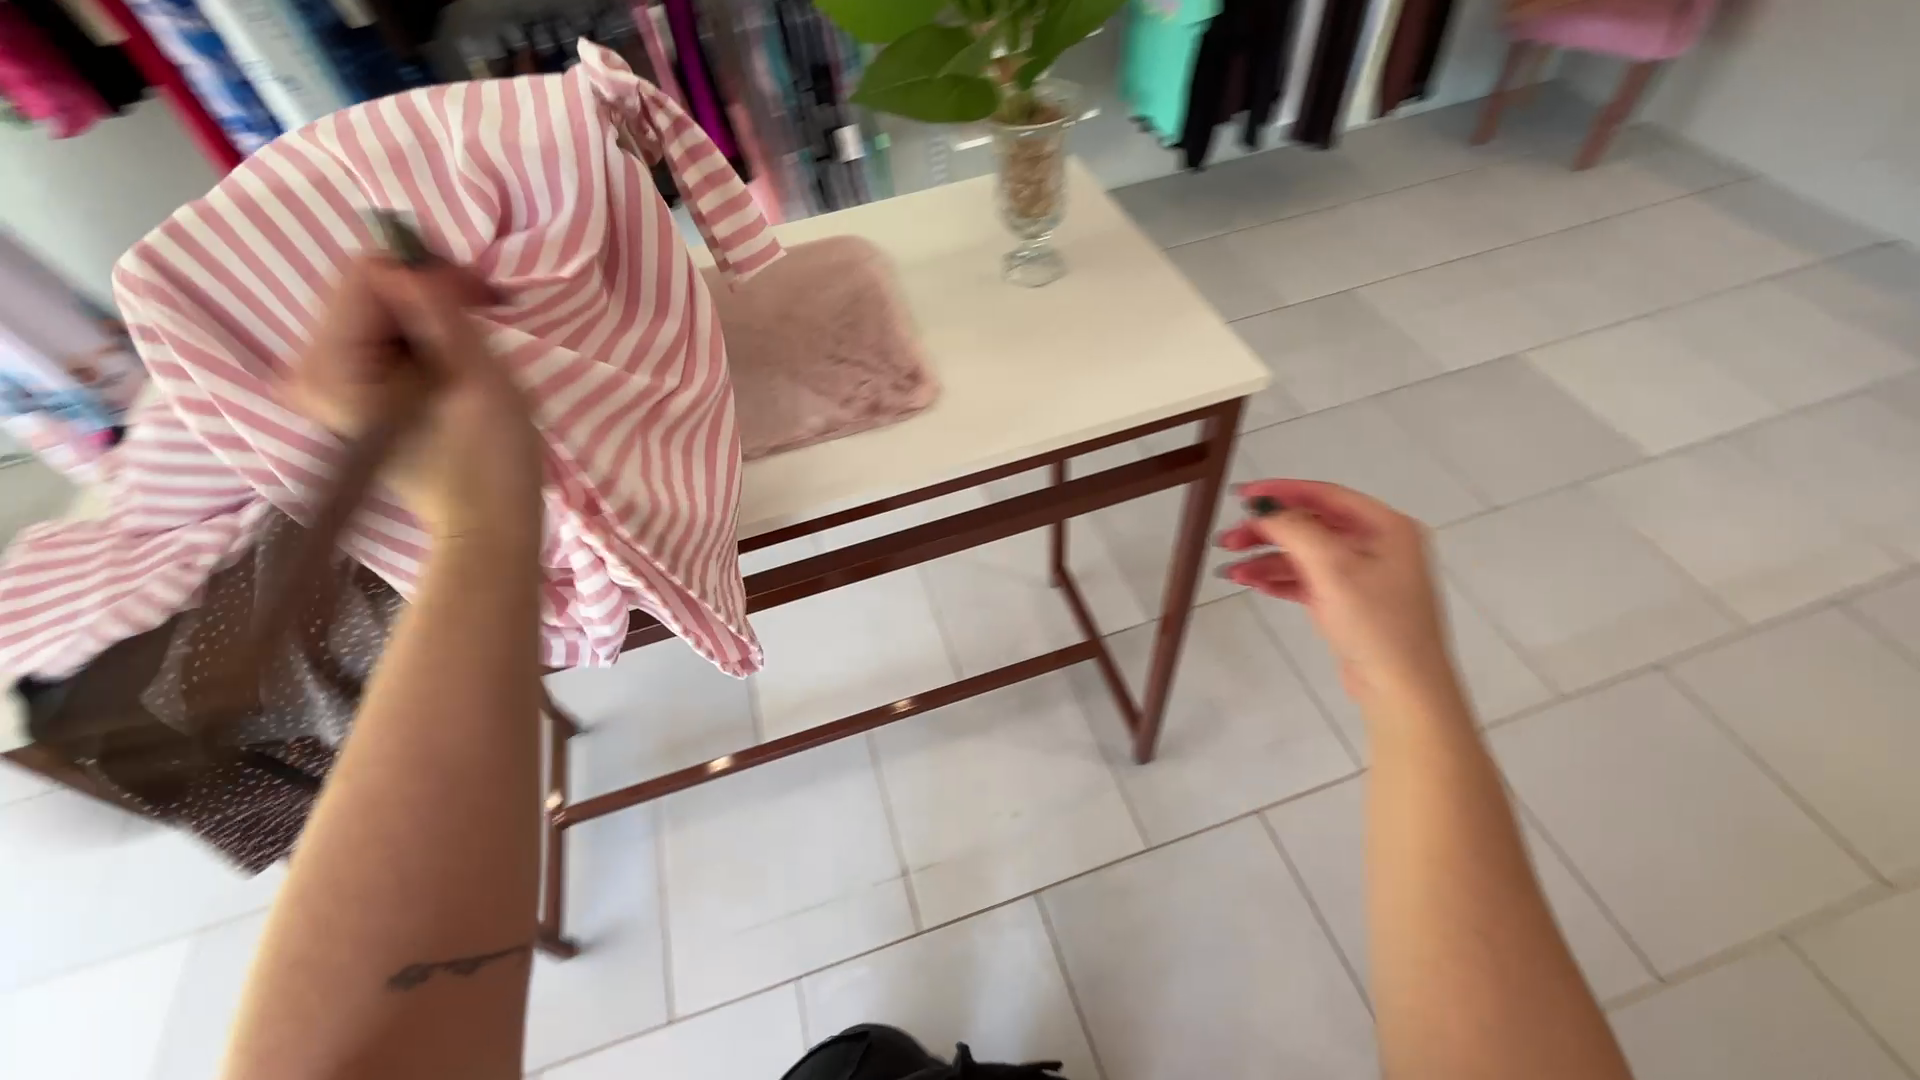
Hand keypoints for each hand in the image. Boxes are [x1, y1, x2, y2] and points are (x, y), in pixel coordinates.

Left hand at [286, 255, 541, 540]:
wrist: (489, 525)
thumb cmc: (493, 463)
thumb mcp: (480, 381)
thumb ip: (441, 318)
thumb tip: (416, 267)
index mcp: (332, 370)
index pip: (365, 277)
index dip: (429, 275)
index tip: (482, 295)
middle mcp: (309, 370)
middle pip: (363, 290)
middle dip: (427, 292)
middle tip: (485, 310)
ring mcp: (324, 382)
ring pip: (374, 309)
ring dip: (429, 313)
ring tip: (476, 338)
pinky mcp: (346, 392)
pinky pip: (378, 336)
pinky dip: (420, 335)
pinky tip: (455, 357)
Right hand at [1217, 479, 1454, 708]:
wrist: (1402, 688)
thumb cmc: (1376, 623)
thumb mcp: (1334, 569)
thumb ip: (1297, 531)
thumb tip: (1266, 510)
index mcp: (1384, 526)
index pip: (1324, 496)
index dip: (1280, 492)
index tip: (1240, 496)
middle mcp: (1375, 544)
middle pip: (1309, 526)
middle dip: (1266, 533)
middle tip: (1227, 541)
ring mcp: (1361, 575)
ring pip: (1303, 555)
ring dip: (1266, 560)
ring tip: (1230, 571)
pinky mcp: (1348, 602)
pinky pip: (1307, 580)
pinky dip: (1279, 580)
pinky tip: (1251, 583)